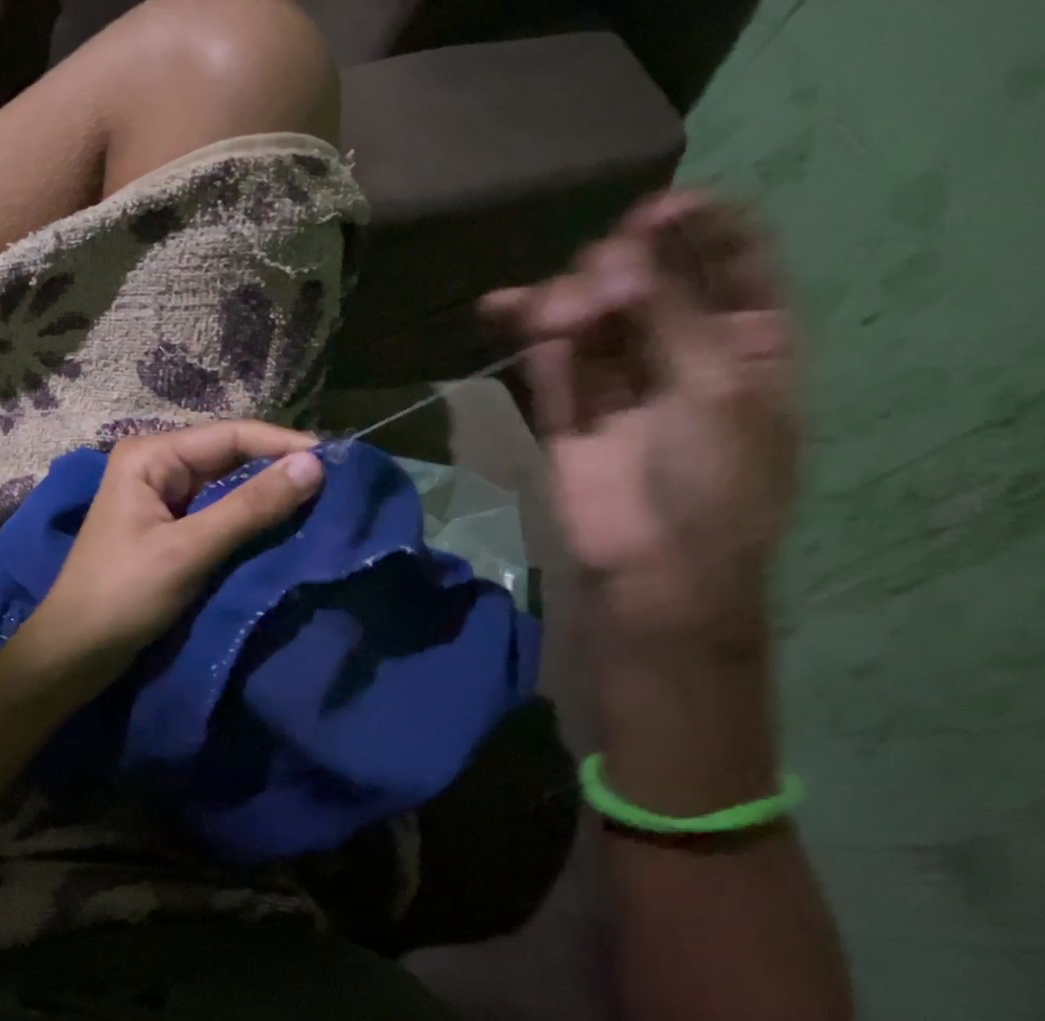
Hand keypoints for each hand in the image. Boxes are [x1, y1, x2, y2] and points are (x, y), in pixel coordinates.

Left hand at [18, 420, 324, 685]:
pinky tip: (283, 531)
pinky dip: (248, 521)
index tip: (338, 463)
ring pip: (227, 487)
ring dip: (266, 497)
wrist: (74, 652)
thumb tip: (314, 465)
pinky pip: (217, 514)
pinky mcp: (168, 530)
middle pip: (230, 457)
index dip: (284, 446)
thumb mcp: (189, 550)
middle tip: (337, 488)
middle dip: (278, 471)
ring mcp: (160, 499)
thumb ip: (250, 507)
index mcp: (150, 456)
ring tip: (321, 507)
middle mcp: (155, 466)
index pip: (230, 435)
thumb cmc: (122, 596)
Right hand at [481, 192, 797, 643]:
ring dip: (568, 301)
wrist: (655, 569)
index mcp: (750, 341)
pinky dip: (534, 338)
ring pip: (593, 319)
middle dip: (619, 267)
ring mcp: (622, 384)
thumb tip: (612, 255)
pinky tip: (512, 314)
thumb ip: (662, 312)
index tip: (655, 209)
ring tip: (548, 309)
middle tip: (596, 280)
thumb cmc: (714, 479)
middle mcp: (685, 351)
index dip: (697, 225)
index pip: (732, 259)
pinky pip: (551, 363)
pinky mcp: (568, 413)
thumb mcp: (713, 386)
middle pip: (650, 281)